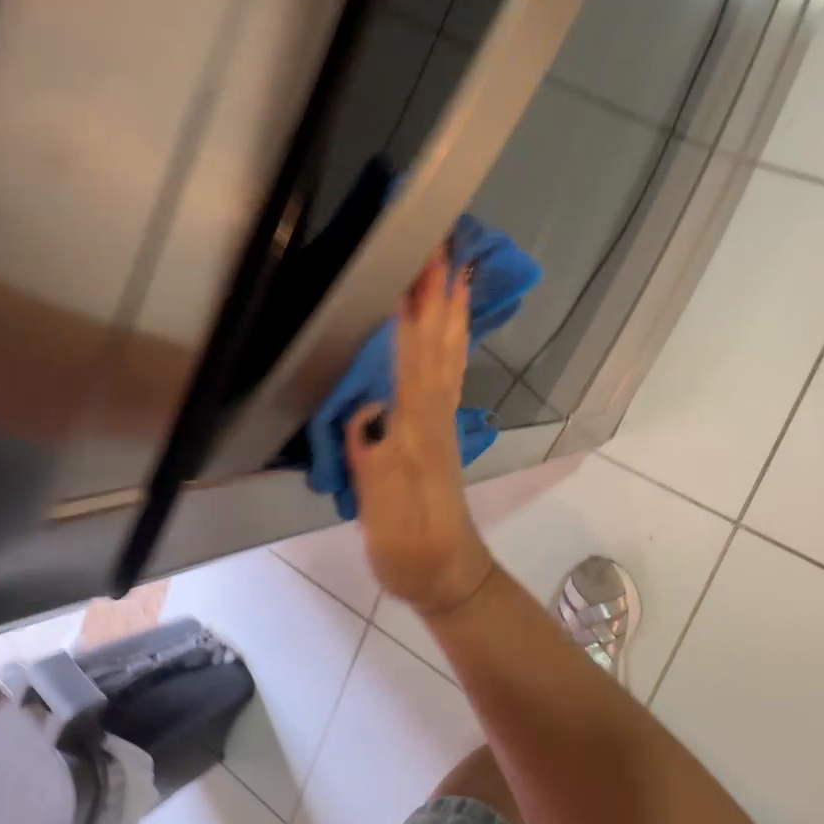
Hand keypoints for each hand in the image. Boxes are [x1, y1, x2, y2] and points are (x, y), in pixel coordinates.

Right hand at [345, 253, 492, 615]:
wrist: (448, 576)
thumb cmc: (410, 545)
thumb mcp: (384, 507)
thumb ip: (373, 456)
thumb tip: (364, 411)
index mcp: (417, 426)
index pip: (418, 355)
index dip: (419, 308)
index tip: (424, 263)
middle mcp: (434, 416)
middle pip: (440, 345)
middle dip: (442, 294)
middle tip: (448, 247)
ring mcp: (442, 424)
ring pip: (450, 357)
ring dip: (454, 314)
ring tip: (459, 276)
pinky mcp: (441, 437)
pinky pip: (449, 378)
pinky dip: (451, 347)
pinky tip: (450, 336)